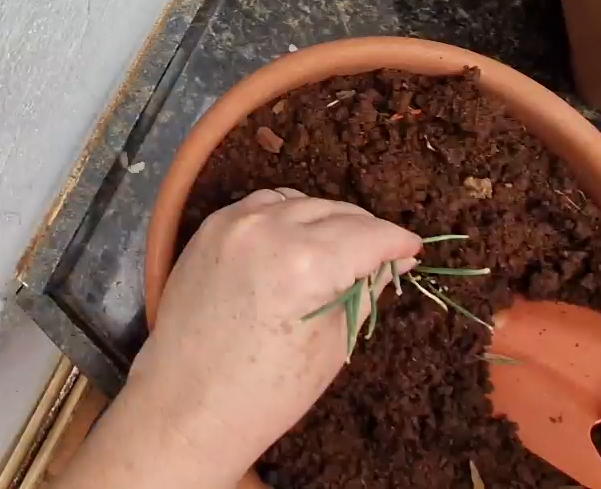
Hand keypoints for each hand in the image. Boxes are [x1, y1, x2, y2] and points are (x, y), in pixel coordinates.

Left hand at [55, 188, 420, 488]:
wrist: (188, 400)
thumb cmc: (266, 390)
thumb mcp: (333, 344)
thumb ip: (365, 289)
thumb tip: (397, 258)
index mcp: (303, 261)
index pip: (368, 234)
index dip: (397, 240)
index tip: (413, 248)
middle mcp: (266, 228)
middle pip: (334, 210)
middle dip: (363, 229)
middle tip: (380, 255)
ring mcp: (232, 221)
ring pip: (297, 200)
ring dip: (323, 218)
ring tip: (338, 250)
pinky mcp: (209, 224)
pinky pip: (260, 205)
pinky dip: (285, 215)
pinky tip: (294, 242)